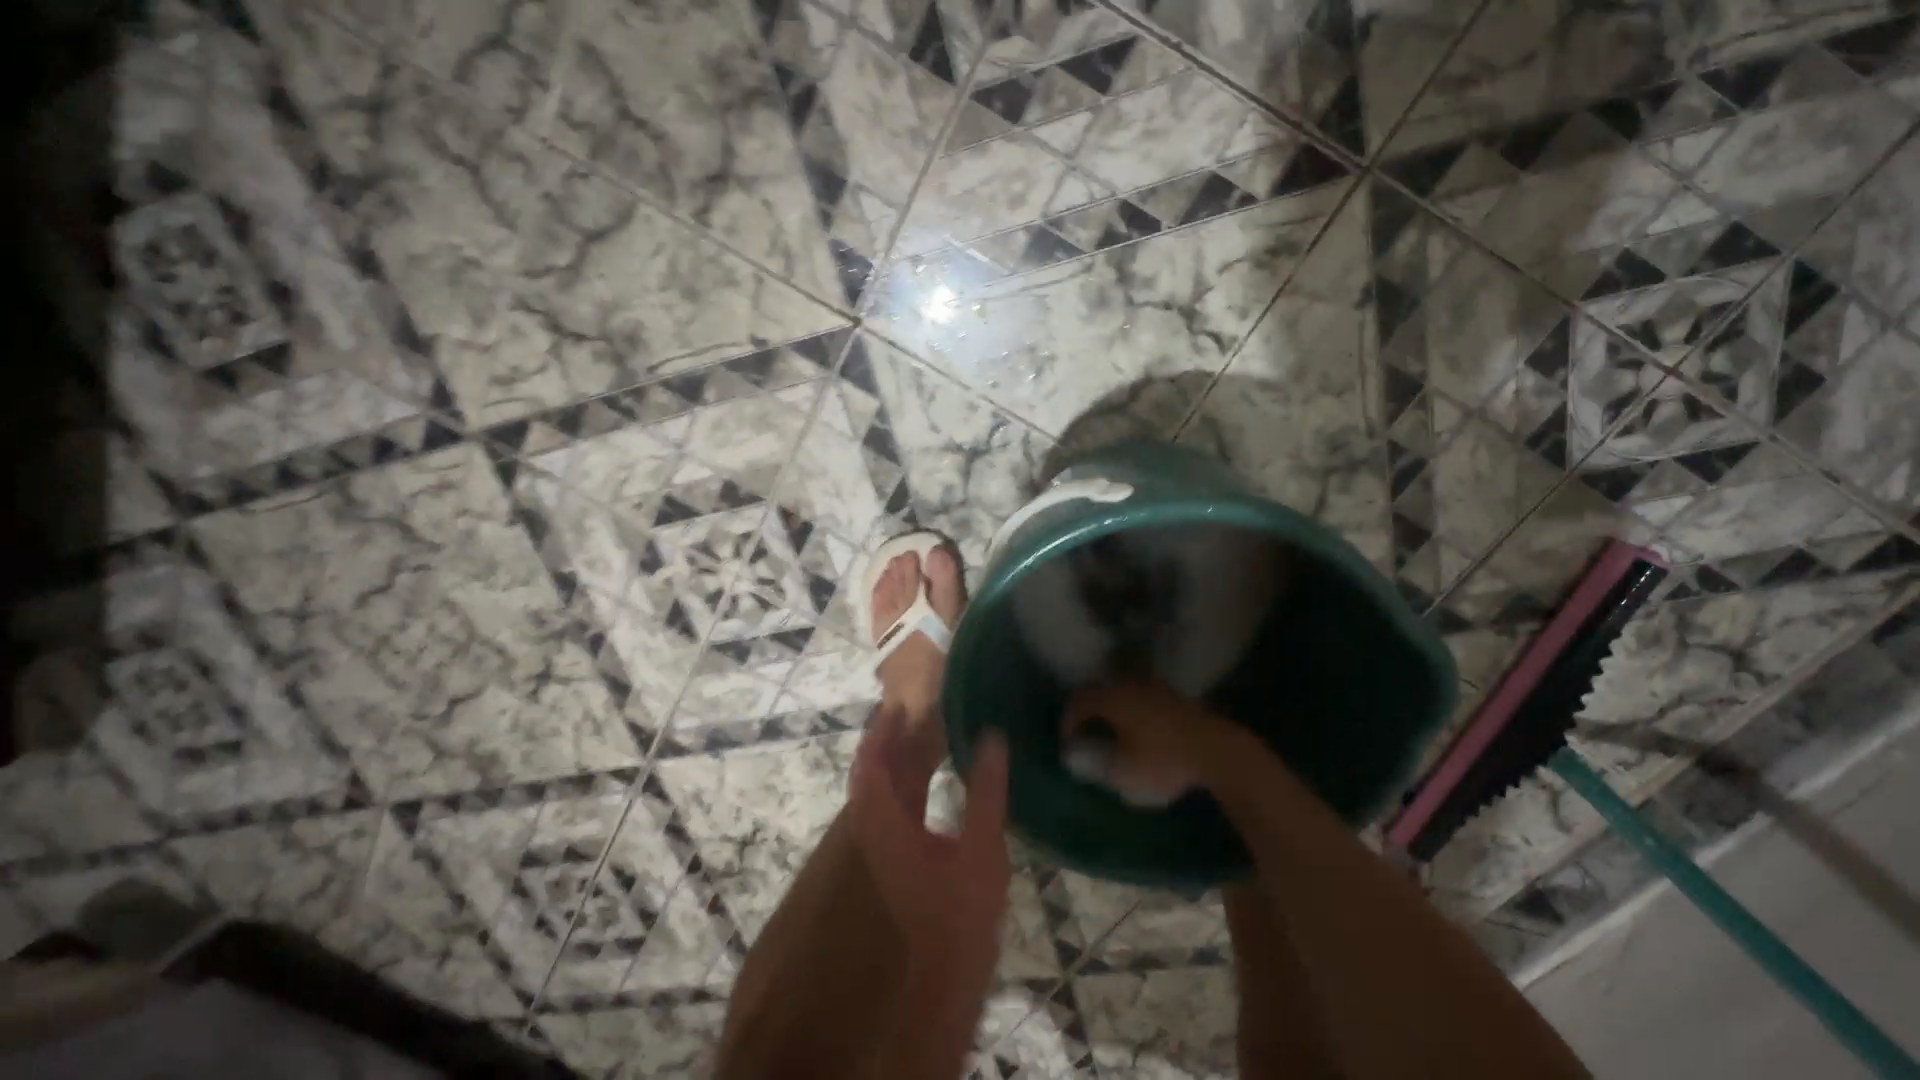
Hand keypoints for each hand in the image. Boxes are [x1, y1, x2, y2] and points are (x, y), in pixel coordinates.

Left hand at [849, 704, 1010, 980]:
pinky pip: (883, 806)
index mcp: (889, 827)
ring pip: (872, 792)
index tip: (898, 705)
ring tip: (909, 732)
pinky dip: (893, 780)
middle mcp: (876, 833)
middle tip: (902, 710)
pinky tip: (919, 774)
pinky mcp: (892, 857)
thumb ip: (986, 792)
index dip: (881, 734)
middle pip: (866, 776)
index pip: (872, 768)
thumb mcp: (983, 847)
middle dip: (881, 741)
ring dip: (885, 760)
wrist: (949, 964)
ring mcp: (881, 847)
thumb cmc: (966, 908)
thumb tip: (992, 739)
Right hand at [1062, 680, 1222, 804]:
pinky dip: (1135, 715)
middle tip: (1088, 740)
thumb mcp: (1122, 773)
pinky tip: (1142, 736)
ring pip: (1124, 695)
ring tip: (1114, 739)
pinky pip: (1145, 701)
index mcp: (1113, 698)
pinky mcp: (1178, 699)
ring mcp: (1158, 689)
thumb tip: (1074, 756)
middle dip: (1089, 715)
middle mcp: (1132, 685)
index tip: (1070, 746)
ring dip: (1113, 714)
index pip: (1077, 701)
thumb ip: (1092, 763)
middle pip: (1100, 693)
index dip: (1068, 722)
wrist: (1219, 753)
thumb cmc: (1163, 763)